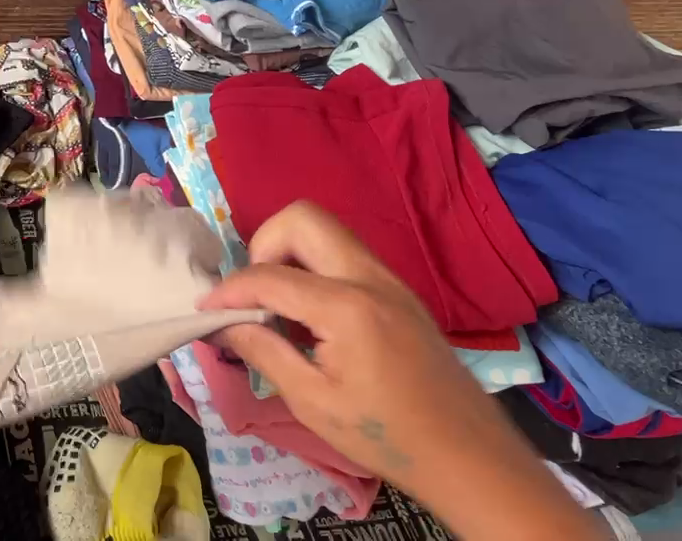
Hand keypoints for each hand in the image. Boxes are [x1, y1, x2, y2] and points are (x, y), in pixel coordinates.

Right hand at [198, 201, 601, 540]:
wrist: (476, 462)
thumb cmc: (389, 438)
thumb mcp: (312, 403)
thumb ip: (262, 352)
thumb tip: (221, 323)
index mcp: (347, 307)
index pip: (268, 276)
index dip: (228, 290)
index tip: (205, 310)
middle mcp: (369, 278)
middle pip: (301, 219)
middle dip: (263, 246)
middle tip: (256, 294)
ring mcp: (389, 280)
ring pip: (324, 230)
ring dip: (288, 253)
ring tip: (279, 305)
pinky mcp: (398, 292)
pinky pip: (343, 254)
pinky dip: (312, 268)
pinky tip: (310, 317)